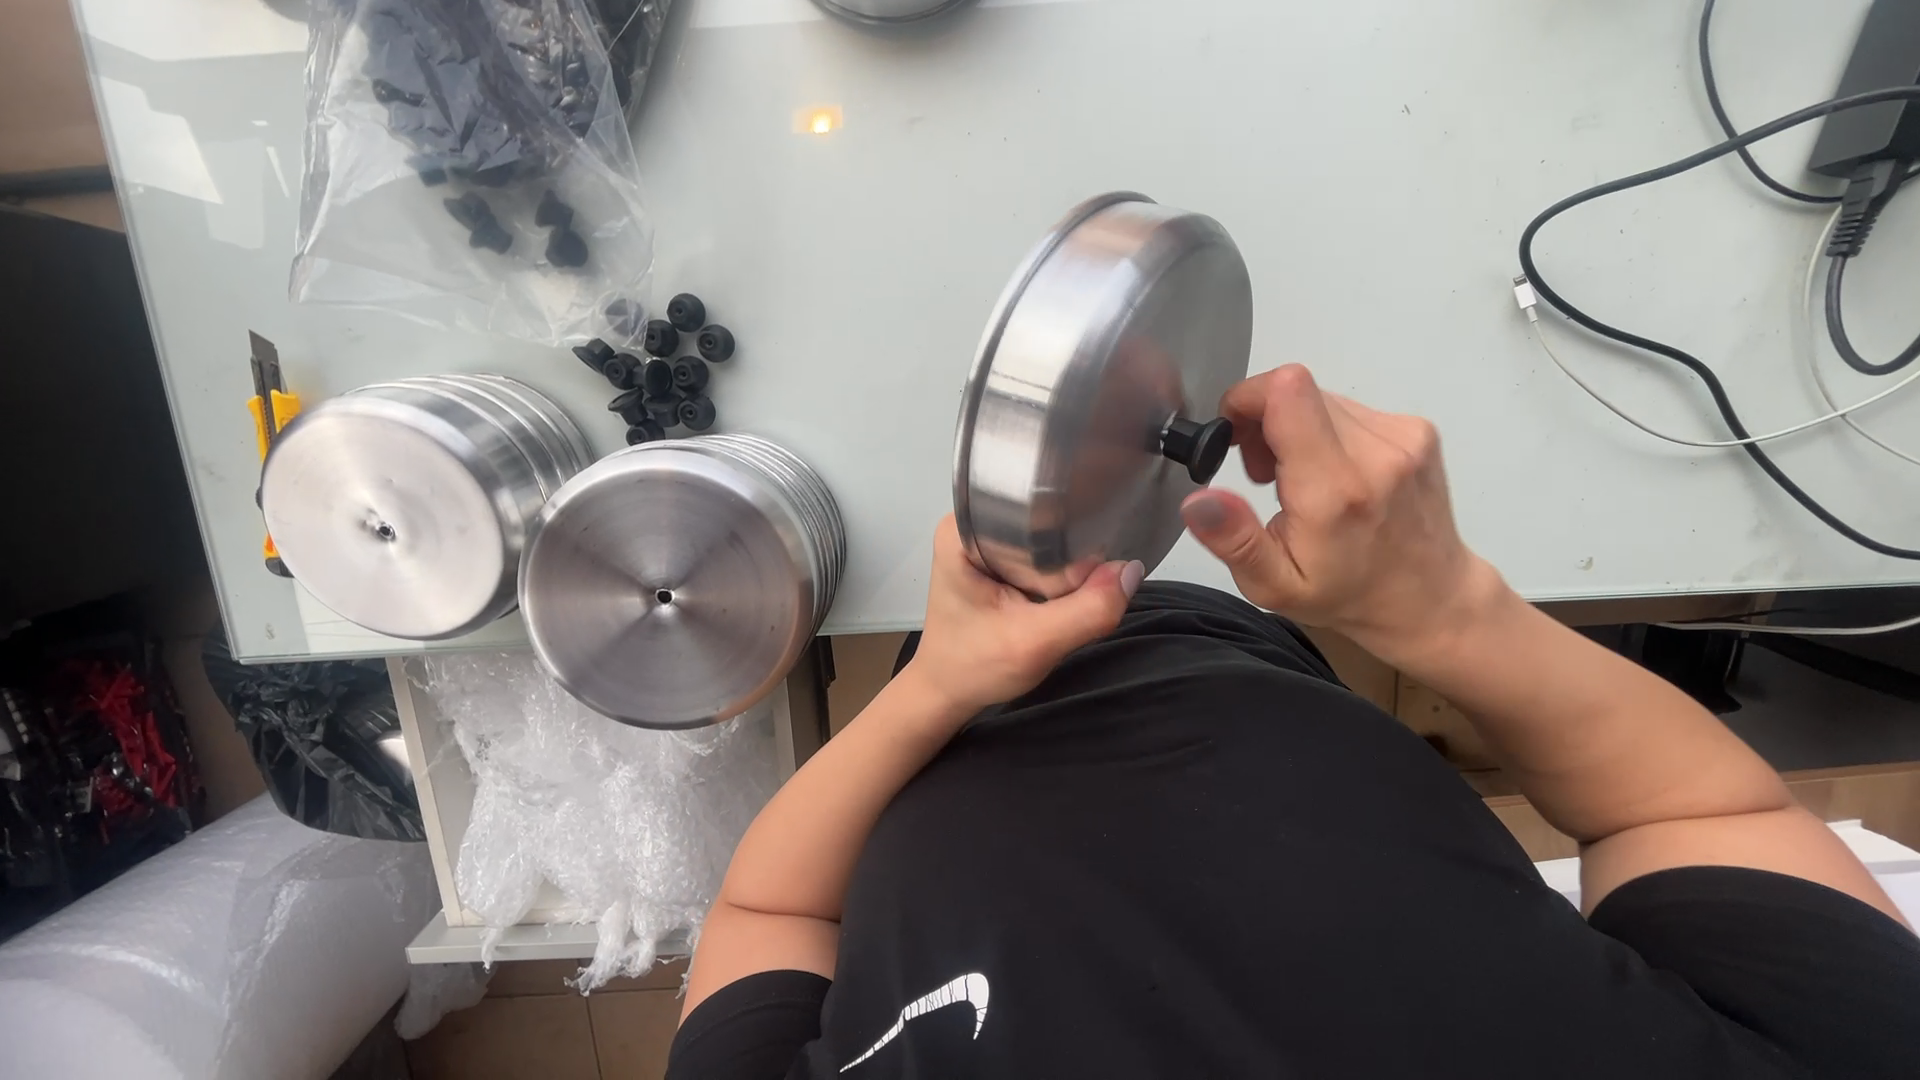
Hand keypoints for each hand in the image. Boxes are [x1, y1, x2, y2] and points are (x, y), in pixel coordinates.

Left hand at [902, 516, 1142, 718]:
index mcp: (962, 528)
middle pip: (1043, 523)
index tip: (1097, 562)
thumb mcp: (1034, 644)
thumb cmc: (975, 667)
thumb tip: (1133, 570)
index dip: (1070, 535)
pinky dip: (1062, 577)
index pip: (1033, 511)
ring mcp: (984, 543)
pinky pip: (1042, 557)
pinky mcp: (998, 563)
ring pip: (1047, 542)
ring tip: (1084, 589)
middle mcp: (971, 524)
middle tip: (1090, 585)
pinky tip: (1073, 592)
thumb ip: (1086, 611)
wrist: (947, 694)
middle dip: (1072, 554)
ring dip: (1070, 567)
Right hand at [1179, 365, 1501, 663]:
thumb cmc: (1343, 595)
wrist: (1430, 598)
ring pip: (1320, 397)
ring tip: (1295, 479)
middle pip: (1297, 390)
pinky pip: (1347, 408)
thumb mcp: (1272, 586)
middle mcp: (1376, 450)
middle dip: (1263, 421)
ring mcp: (1404, 435)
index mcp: (1334, 489)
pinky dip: (1324, 432)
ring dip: (1293, 427)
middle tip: (1263, 476)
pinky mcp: (1417, 429)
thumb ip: (1234, 540)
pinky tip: (1329, 473)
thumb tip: (1197, 500)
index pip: (1288, 390)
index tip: (1233, 436)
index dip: (1247, 399)